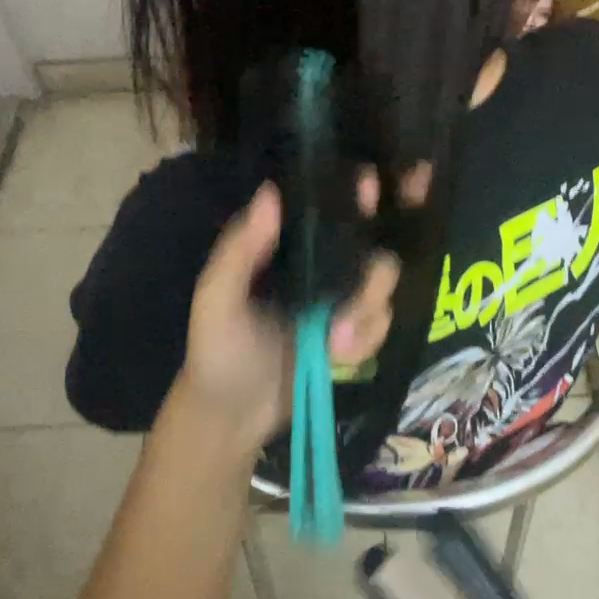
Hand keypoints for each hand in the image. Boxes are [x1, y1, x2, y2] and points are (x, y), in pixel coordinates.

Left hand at [171, 173, 405, 450]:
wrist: (233, 415)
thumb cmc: (217, 348)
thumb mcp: (217, 297)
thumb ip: (240, 249)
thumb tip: (270, 192)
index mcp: (290, 248)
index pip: (332, 210)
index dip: (360, 193)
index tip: (373, 183)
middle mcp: (323, 268)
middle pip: (373, 248)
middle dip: (378, 269)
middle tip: (369, 283)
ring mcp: (341, 304)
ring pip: (382, 291)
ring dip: (365, 313)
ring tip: (333, 340)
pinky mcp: (354, 338)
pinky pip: (379, 328)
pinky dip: (363, 341)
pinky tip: (335, 357)